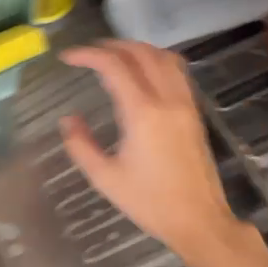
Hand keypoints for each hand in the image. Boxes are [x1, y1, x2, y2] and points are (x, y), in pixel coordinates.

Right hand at [59, 42, 245, 257]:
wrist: (199, 220)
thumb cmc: (150, 202)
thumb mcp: (105, 178)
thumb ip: (81, 145)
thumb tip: (68, 119)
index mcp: (142, 113)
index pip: (114, 66)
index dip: (88, 55)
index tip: (68, 58)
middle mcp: (167, 100)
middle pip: (141, 53)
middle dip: (112, 46)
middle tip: (89, 53)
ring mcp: (185, 104)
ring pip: (164, 57)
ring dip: (138, 49)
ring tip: (116, 55)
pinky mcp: (194, 113)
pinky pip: (177, 72)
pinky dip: (157, 60)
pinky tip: (144, 72)